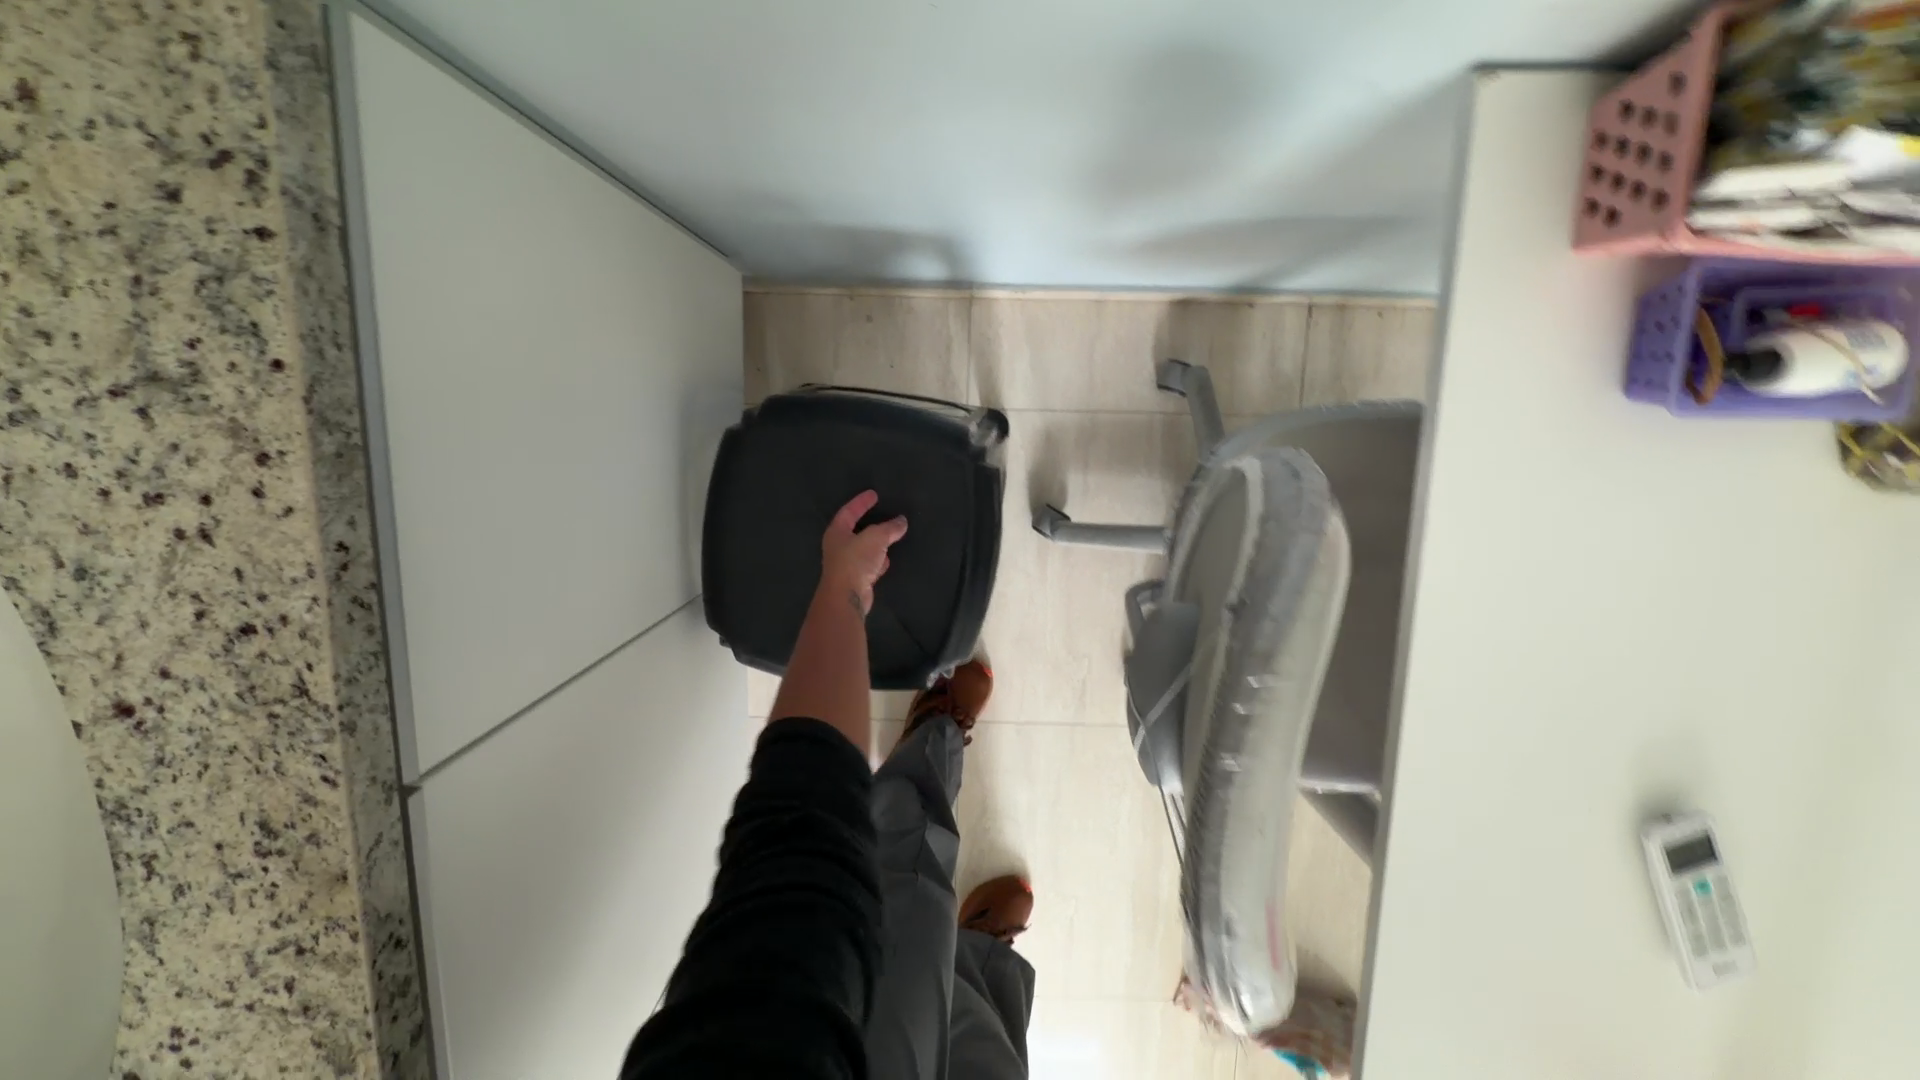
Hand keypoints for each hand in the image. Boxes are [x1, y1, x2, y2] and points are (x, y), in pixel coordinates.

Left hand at [821, 490, 907, 615]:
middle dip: (867, 523)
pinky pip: (868, 566)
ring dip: (875, 544)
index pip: (848, 511)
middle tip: (881, 514)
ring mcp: (845, 565)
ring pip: (862, 549)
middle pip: (854, 530)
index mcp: (837, 532)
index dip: (861, 502)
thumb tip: (901, 522)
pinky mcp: (854, 580)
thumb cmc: (855, 560)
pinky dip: (877, 562)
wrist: (847, 596)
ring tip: (889, 537)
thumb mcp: (876, 538)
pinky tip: (886, 562)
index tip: (873, 494)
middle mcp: (838, 547)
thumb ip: (890, 528)